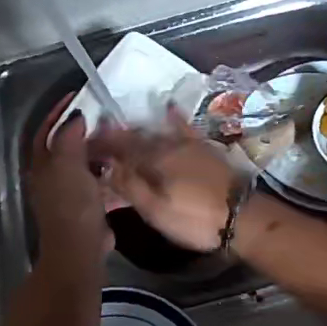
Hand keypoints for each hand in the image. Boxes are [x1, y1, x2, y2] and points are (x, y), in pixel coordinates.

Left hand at [27, 94, 114, 272]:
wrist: (80, 248)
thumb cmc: (71, 203)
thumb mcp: (68, 164)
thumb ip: (69, 137)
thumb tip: (76, 116)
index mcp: (42, 165)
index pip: (46, 130)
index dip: (58, 112)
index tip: (76, 95)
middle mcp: (51, 177)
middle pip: (66, 146)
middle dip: (84, 131)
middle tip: (105, 117)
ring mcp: (69, 194)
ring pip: (85, 164)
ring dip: (100, 152)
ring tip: (121, 139)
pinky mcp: (87, 207)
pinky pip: (100, 183)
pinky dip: (111, 174)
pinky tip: (126, 167)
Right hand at [91, 107, 240, 251]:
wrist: (243, 218)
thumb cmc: (194, 218)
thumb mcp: (155, 209)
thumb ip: (128, 185)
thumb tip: (104, 166)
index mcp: (152, 158)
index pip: (118, 147)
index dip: (100, 146)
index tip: (83, 148)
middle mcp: (167, 144)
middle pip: (135, 137)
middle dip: (114, 138)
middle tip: (97, 143)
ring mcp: (188, 144)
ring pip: (155, 132)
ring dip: (136, 131)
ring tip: (122, 132)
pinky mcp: (205, 149)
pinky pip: (184, 127)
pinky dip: (173, 117)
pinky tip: (168, 107)